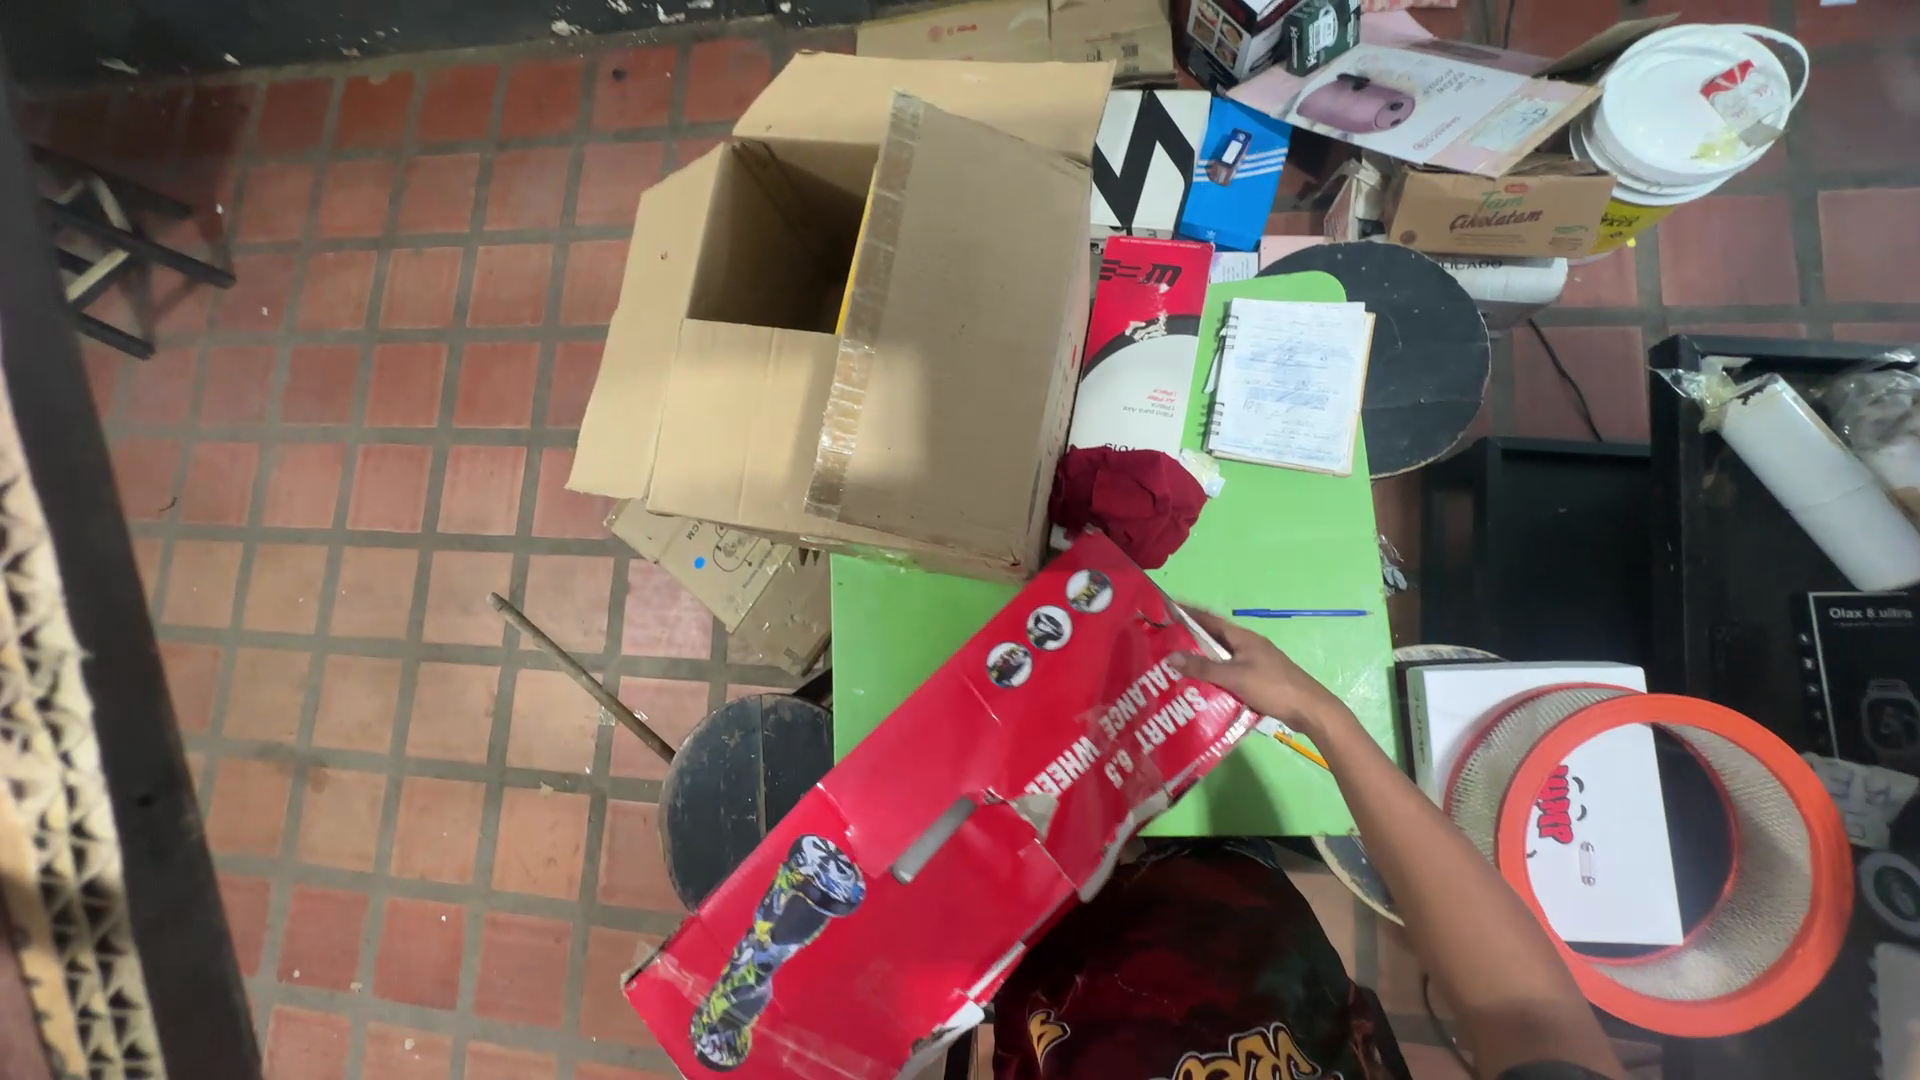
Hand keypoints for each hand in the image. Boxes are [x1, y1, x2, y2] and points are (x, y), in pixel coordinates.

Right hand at [1170, 610, 1356, 741]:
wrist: (1311, 710)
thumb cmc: (1273, 687)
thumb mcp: (1234, 677)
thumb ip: (1203, 668)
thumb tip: (1171, 656)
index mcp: (1243, 637)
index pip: (1210, 619)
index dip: (1189, 613)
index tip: (1168, 608)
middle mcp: (1248, 645)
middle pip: (1215, 638)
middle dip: (1191, 638)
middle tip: (1165, 643)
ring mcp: (1255, 662)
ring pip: (1222, 657)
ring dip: (1203, 659)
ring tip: (1178, 666)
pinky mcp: (1259, 678)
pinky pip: (1230, 672)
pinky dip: (1215, 675)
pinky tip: (1203, 687)